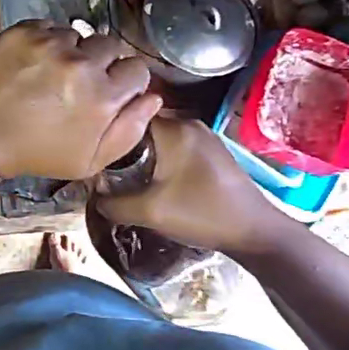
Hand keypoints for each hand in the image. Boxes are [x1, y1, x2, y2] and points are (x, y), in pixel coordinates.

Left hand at [0, 22, 159, 179]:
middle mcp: (81, 64)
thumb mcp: (91, 160)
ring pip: (79, 36)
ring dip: (72, 51)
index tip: (109, 91)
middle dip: (101, 63)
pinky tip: (35, 64)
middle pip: (111, 46)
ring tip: (52, 74)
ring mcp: (50, 44)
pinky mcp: (23, 31)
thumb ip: (130, 129)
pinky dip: (46, 42)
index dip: (126, 82)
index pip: (137, 70)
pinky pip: (49, 28)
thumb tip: (154, 97)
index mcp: (104, 97)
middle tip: (79, 82)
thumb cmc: (40, 153)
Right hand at [94, 118, 293, 251]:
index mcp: (174, 128)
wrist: (256, 233)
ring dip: (143, 155)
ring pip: (159, 138)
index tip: (93, 152)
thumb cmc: (201, 213)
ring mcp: (204, 136)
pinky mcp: (212, 151)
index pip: (128, 116)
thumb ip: (113, 204)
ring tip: (124, 176)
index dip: (107, 133)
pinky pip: (175, 147)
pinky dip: (161, 159)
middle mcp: (189, 123)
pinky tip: (153, 180)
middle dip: (124, 146)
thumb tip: (93, 198)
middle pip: (143, 126)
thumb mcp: (149, 212)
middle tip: (105, 168)